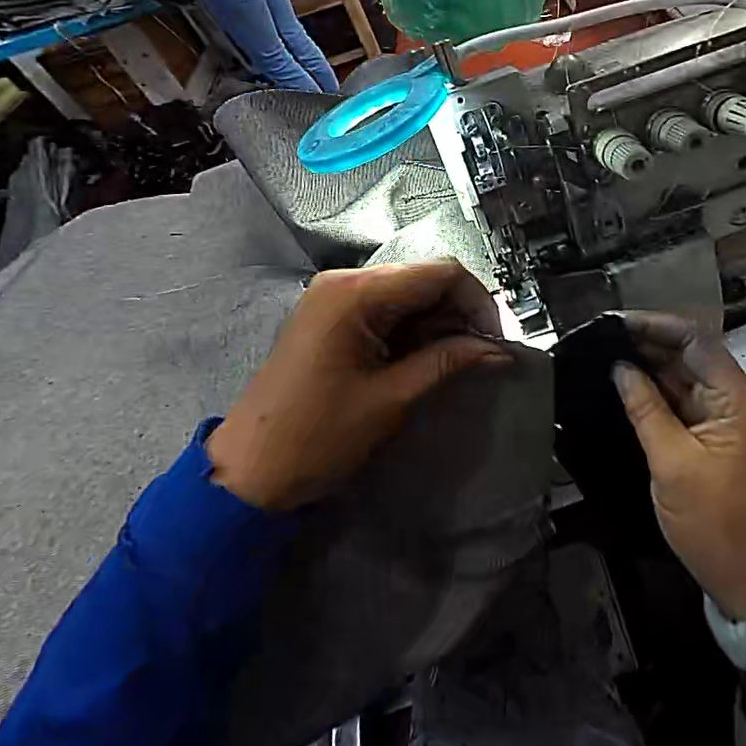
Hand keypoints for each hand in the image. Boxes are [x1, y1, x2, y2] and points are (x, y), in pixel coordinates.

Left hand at [206, 261, 510, 510]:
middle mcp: (345, 283)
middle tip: (481, 353)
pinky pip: (390, 309)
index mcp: (355, 293)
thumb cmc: (315, 436)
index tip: (496, 339)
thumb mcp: (392, 398)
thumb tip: (498, 350)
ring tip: (456, 361)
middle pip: (427, 278)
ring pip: (412, 294)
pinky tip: (427, 358)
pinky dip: (416, 330)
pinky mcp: (334, 317)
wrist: (248, 473)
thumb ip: (448, 362)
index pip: (441, 273)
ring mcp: (335, 298)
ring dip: (441, 323)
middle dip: (461, 313)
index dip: (478, 301)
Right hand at [611, 312, 745, 618]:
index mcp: (739, 399)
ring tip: (608, 357)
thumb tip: (621, 369)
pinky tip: (629, 388)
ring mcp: (730, 420)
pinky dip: (660, 396)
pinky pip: (687, 405)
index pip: (697, 341)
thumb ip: (645, 409)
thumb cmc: (718, 525)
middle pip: (692, 357)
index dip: (656, 327)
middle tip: (605, 339)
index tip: (619, 323)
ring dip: (652, 369)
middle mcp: (739, 401)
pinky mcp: (720, 438)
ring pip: (687, 380)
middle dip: (649, 346)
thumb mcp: (672, 464)